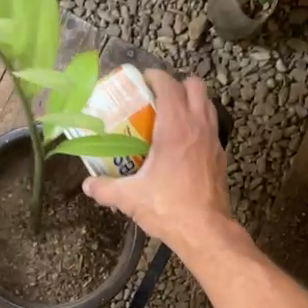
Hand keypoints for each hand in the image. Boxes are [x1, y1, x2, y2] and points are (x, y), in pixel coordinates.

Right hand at [83, 70, 234, 252]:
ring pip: (207, 105)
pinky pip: (211, 129)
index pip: (169, 85)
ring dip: (192, 103)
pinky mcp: (220, 157)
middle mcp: (198, 126)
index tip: (143, 80)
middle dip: (177, 85)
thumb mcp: (130, 198)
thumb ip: (105, 189)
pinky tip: (184, 144)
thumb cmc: (169, 208)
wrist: (205, 230)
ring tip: (172, 117)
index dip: (155, 77)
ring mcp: (213, 140)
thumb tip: (87, 185)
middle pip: (195, 86)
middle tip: (158, 98)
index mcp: (175, 126)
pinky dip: (199, 126)